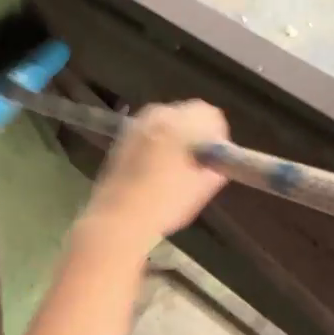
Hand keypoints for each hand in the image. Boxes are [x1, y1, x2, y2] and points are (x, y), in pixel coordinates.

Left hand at [83, 101, 229, 245]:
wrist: (116, 220)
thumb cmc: (163, 204)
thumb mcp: (200, 189)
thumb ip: (215, 168)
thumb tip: (217, 162)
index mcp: (179, 122)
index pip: (210, 116)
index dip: (216, 138)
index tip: (214, 160)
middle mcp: (157, 114)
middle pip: (187, 115)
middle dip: (195, 136)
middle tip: (195, 166)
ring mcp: (136, 125)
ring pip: (166, 124)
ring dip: (175, 140)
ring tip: (174, 170)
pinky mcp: (121, 139)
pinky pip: (149, 134)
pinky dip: (156, 145)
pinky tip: (154, 171)